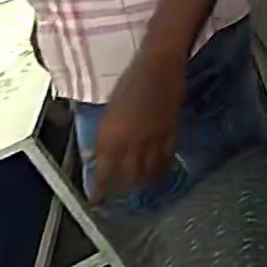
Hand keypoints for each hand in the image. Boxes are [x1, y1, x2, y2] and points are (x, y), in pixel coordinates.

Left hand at [92, 47, 185, 202]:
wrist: (158, 66)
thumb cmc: (130, 81)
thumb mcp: (109, 110)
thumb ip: (105, 136)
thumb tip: (95, 156)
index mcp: (108, 137)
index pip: (103, 173)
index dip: (101, 190)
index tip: (98, 200)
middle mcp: (129, 143)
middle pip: (127, 177)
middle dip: (124, 189)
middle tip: (123, 196)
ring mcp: (152, 138)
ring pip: (148, 170)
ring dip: (144, 182)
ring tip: (143, 188)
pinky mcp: (171, 132)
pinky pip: (166, 156)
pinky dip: (163, 166)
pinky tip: (161, 170)